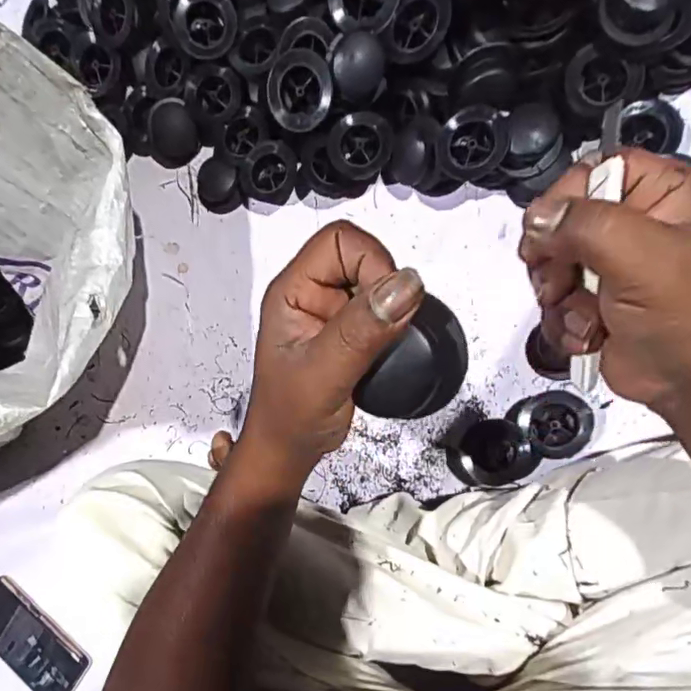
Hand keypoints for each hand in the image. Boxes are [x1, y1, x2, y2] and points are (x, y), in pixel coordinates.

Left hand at [224, 220, 423, 483]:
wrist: (290, 449)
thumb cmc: (287, 418)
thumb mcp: (323, 374)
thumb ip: (361, 331)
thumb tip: (402, 287)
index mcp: (292, 292)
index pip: (339, 241)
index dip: (372, 261)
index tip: (386, 300)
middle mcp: (312, 295)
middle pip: (363, 256)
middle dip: (385, 287)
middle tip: (383, 329)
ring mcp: (333, 314)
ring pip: (378, 283)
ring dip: (391, 309)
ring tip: (377, 347)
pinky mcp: (352, 333)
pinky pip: (384, 311)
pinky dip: (394, 326)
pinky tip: (382, 352)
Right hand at [517, 150, 690, 409]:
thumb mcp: (644, 256)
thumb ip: (587, 225)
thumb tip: (541, 217)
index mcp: (665, 195)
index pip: (597, 170)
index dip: (565, 198)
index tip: (552, 229)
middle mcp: (637, 229)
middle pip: (562, 223)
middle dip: (555, 258)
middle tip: (566, 277)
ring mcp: (613, 271)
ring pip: (552, 269)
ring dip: (560, 299)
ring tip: (588, 314)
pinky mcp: (595, 308)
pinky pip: (555, 307)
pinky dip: (564, 325)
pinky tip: (591, 335)